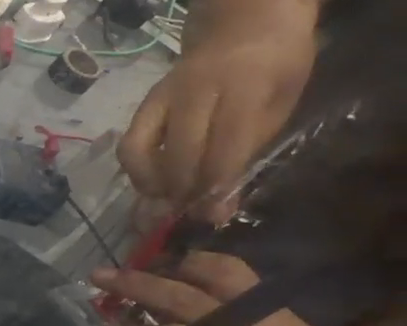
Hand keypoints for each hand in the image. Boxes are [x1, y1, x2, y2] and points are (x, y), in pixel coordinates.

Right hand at [117, 0, 319, 222]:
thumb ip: (250, 148)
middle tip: (190, 214)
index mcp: (246, 83)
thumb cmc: (275, 66)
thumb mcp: (281, 100)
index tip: (214, 216)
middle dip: (184, 191)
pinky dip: (136, 173)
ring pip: (143, 154)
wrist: (243, 26)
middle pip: (180, 153)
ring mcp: (162, 99)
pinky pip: (128, 149)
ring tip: (168, 201)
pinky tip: (152, 184)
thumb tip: (221, 202)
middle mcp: (196, 90)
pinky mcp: (142, 109)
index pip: (225, 143)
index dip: (218, 184)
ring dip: (154, 185)